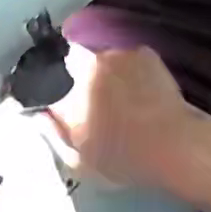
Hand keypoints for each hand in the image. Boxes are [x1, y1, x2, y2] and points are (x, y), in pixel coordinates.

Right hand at [42, 45, 210, 194]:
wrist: (173, 141)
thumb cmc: (123, 158)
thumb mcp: (77, 160)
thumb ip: (51, 133)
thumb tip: (37, 114)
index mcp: (70, 91)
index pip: (47, 78)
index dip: (49, 87)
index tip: (56, 97)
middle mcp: (92, 63)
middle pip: (74, 60)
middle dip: (76, 75)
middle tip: (91, 100)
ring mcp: (120, 53)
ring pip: (102, 57)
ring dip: (104, 71)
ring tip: (119, 96)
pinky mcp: (144, 51)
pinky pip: (127, 56)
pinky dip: (127, 68)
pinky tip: (138, 89)